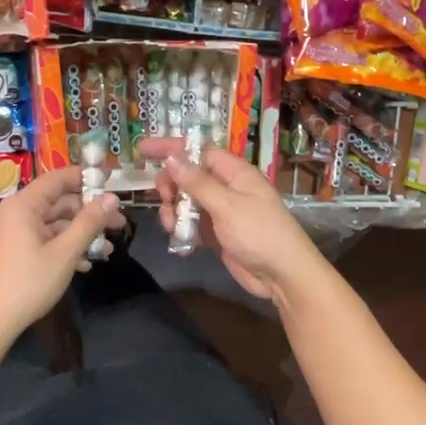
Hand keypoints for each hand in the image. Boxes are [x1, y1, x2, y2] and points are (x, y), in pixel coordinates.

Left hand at [0, 165, 124, 337]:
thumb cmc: (28, 283)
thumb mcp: (64, 253)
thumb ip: (89, 223)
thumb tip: (111, 197)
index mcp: (23, 205)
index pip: (58, 178)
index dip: (86, 178)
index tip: (112, 183)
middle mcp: (14, 212)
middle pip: (58, 203)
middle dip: (89, 214)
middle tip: (119, 224)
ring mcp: (11, 233)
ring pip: (52, 224)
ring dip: (80, 235)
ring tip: (107, 250)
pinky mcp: (12, 251)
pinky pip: (42, 240)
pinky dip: (63, 247)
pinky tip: (84, 265)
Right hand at [139, 138, 325, 302]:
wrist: (282, 276)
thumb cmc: (260, 234)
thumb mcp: (228, 206)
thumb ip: (198, 183)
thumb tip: (173, 158)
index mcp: (235, 173)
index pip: (199, 152)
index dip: (172, 149)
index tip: (143, 149)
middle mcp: (227, 189)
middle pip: (189, 177)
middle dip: (171, 187)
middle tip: (164, 201)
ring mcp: (221, 213)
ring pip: (187, 203)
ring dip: (174, 212)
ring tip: (173, 228)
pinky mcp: (217, 235)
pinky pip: (192, 226)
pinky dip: (183, 231)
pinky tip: (180, 243)